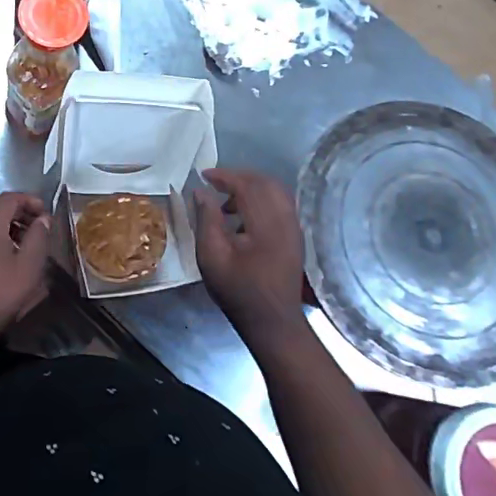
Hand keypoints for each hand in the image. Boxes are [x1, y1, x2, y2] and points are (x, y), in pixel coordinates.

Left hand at [0, 192, 52, 338]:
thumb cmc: (3, 292)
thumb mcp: (30, 265)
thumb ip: (39, 236)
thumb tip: (43, 218)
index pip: (9, 198)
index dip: (30, 200)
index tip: (46, 214)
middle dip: (21, 213)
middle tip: (40, 227)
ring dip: (11, 226)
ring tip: (29, 243)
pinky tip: (12, 255)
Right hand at [194, 168, 306, 331]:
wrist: (271, 320)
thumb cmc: (237, 290)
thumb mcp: (211, 256)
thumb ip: (206, 220)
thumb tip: (201, 192)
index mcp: (267, 224)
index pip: (248, 185)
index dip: (225, 176)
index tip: (203, 176)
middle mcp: (286, 221)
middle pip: (267, 183)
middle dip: (240, 177)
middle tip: (214, 182)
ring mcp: (294, 229)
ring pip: (276, 193)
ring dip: (251, 188)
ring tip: (225, 202)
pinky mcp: (295, 237)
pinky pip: (280, 205)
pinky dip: (260, 200)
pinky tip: (241, 217)